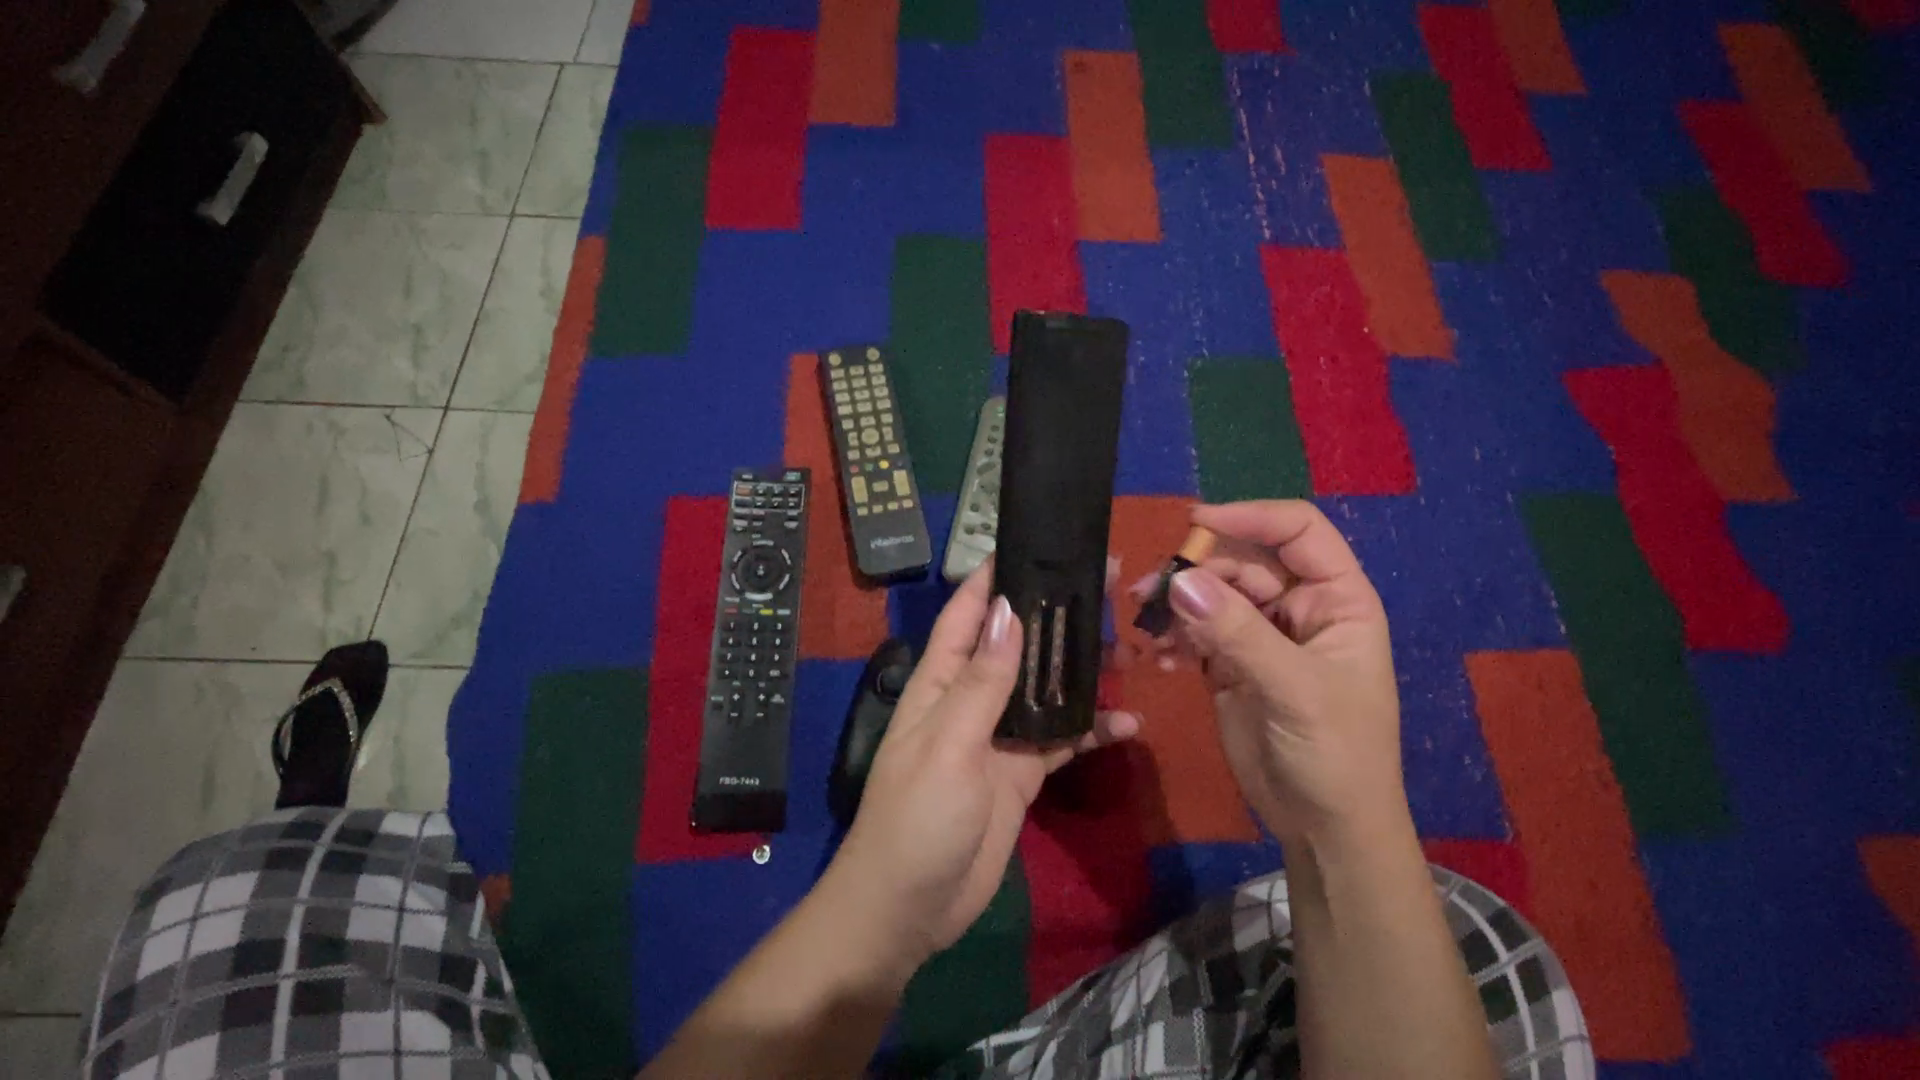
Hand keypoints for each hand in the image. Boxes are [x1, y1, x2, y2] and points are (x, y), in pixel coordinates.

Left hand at [827, 566, 1139, 959]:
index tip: (1041, 543)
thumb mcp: (949, 745)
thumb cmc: (917, 818)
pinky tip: (1129, 724)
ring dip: (1082, 671)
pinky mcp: (1020, 775)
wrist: (910, 908)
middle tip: (1111, 586)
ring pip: (1045, 690)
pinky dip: (1091, 730)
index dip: (999, 578)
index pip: (968, 614)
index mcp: (941, 682)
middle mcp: (971, 700)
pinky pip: (1060, 741)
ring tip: (1131, 645)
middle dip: (1056, 617)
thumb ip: (981, 682)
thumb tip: (1007, 611)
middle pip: (1017, 646)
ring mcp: (998, 738)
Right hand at [1135, 500, 1404, 843]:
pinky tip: (1157, 656)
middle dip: (1199, 569)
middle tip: (1151, 589)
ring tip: (1145, 625)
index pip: (1297, 532)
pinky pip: (1196, 632)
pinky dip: (1174, 637)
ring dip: (1178, 602)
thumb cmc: (1337, 755)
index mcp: (1338, 600)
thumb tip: (1180, 581)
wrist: (1325, 829)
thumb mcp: (1296, 690)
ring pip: (1213, 595)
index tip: (1194, 524)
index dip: (1250, 517)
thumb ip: (1239, 633)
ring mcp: (1262, 637)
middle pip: (1243, 561)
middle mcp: (1299, 609)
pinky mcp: (1231, 666)